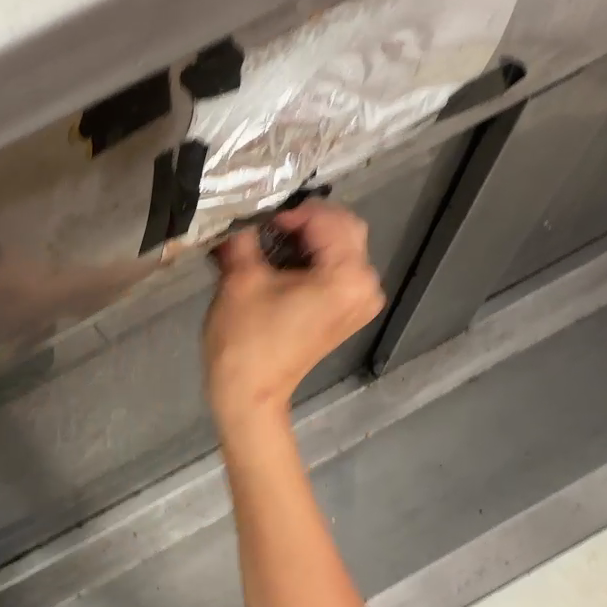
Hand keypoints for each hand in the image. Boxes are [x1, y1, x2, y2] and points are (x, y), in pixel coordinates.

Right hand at [203, 201, 383, 430]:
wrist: (248, 394)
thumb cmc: (244, 340)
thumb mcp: (240, 279)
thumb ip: (245, 236)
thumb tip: (242, 213)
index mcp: (348, 275)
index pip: (326, 219)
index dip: (290, 212)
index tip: (257, 218)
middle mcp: (366, 285)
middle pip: (343, 230)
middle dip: (303, 223)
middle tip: (264, 227)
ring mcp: (361, 301)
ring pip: (340, 248)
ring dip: (306, 240)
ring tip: (267, 246)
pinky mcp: (347, 312)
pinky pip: (336, 271)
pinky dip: (311, 261)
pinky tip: (280, 266)